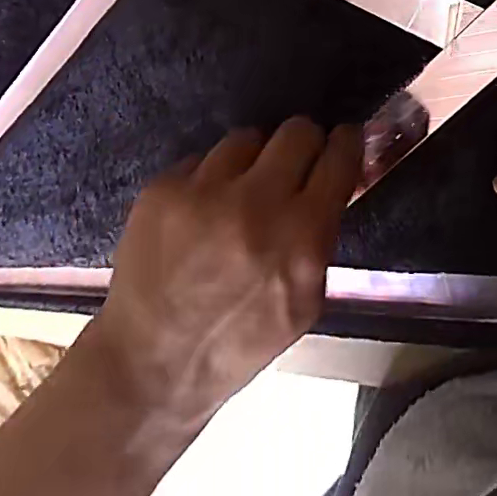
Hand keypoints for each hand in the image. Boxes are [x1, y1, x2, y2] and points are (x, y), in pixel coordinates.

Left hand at [80, 117, 360, 425]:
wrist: (149, 364)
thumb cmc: (240, 341)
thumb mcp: (306, 300)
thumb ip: (324, 235)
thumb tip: (339, 181)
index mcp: (301, 237)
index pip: (339, 157)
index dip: (347, 143)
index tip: (345, 139)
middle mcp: (256, 204)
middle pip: (297, 131)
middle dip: (304, 143)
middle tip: (295, 164)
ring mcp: (204, 192)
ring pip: (248, 137)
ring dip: (254, 159)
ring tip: (242, 189)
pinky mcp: (163, 189)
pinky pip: (203, 159)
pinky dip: (210, 178)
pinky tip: (202, 209)